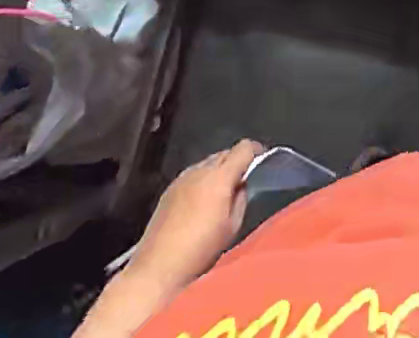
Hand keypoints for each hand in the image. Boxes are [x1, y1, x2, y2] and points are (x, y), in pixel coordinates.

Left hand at [133, 139, 265, 288]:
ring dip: (218, 171)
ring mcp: (181, 178)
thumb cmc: (200, 251)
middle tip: (243, 182)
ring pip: (208, 163)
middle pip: (225, 153)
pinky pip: (193, 175)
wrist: (156, 270)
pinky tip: (201, 203)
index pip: (243, 148)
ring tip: (222, 194)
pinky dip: (202, 180)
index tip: (262, 161)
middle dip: (236, 162)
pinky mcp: (168, 190)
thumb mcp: (232, 228)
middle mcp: (200, 170)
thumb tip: (242, 185)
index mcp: (219, 177)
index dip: (256, 151)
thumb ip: (242, 199)